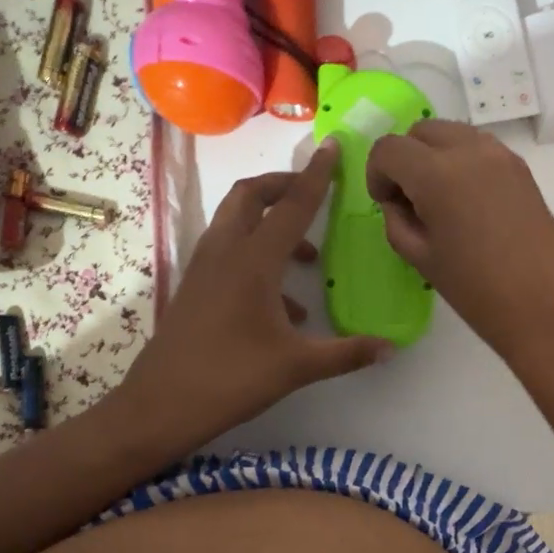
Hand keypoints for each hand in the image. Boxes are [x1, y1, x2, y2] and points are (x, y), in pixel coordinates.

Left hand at [117, 141, 390, 448]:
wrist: (162, 404)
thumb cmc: (232, 379)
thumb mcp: (298, 367)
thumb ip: (347, 353)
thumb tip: (390, 348)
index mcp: (254, 262)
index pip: (291, 206)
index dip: (316, 177)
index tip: (333, 148)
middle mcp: (225, 253)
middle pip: (251, 196)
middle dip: (282, 186)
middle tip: (313, 194)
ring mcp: (204, 268)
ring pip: (236, 222)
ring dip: (270, 222)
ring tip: (308, 257)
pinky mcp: (196, 288)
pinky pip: (228, 252)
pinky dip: (256, 256)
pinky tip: (285, 305)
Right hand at [367, 121, 553, 366]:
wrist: (548, 309)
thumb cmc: (479, 293)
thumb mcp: (423, 261)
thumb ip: (399, 223)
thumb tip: (398, 203)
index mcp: (437, 173)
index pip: (389, 149)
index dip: (378, 174)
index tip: (386, 204)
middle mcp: (471, 151)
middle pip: (422, 132)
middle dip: (407, 159)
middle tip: (411, 202)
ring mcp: (503, 157)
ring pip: (455, 135)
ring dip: (437, 158)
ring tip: (442, 204)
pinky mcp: (524, 171)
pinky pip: (483, 151)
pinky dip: (466, 164)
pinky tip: (471, 207)